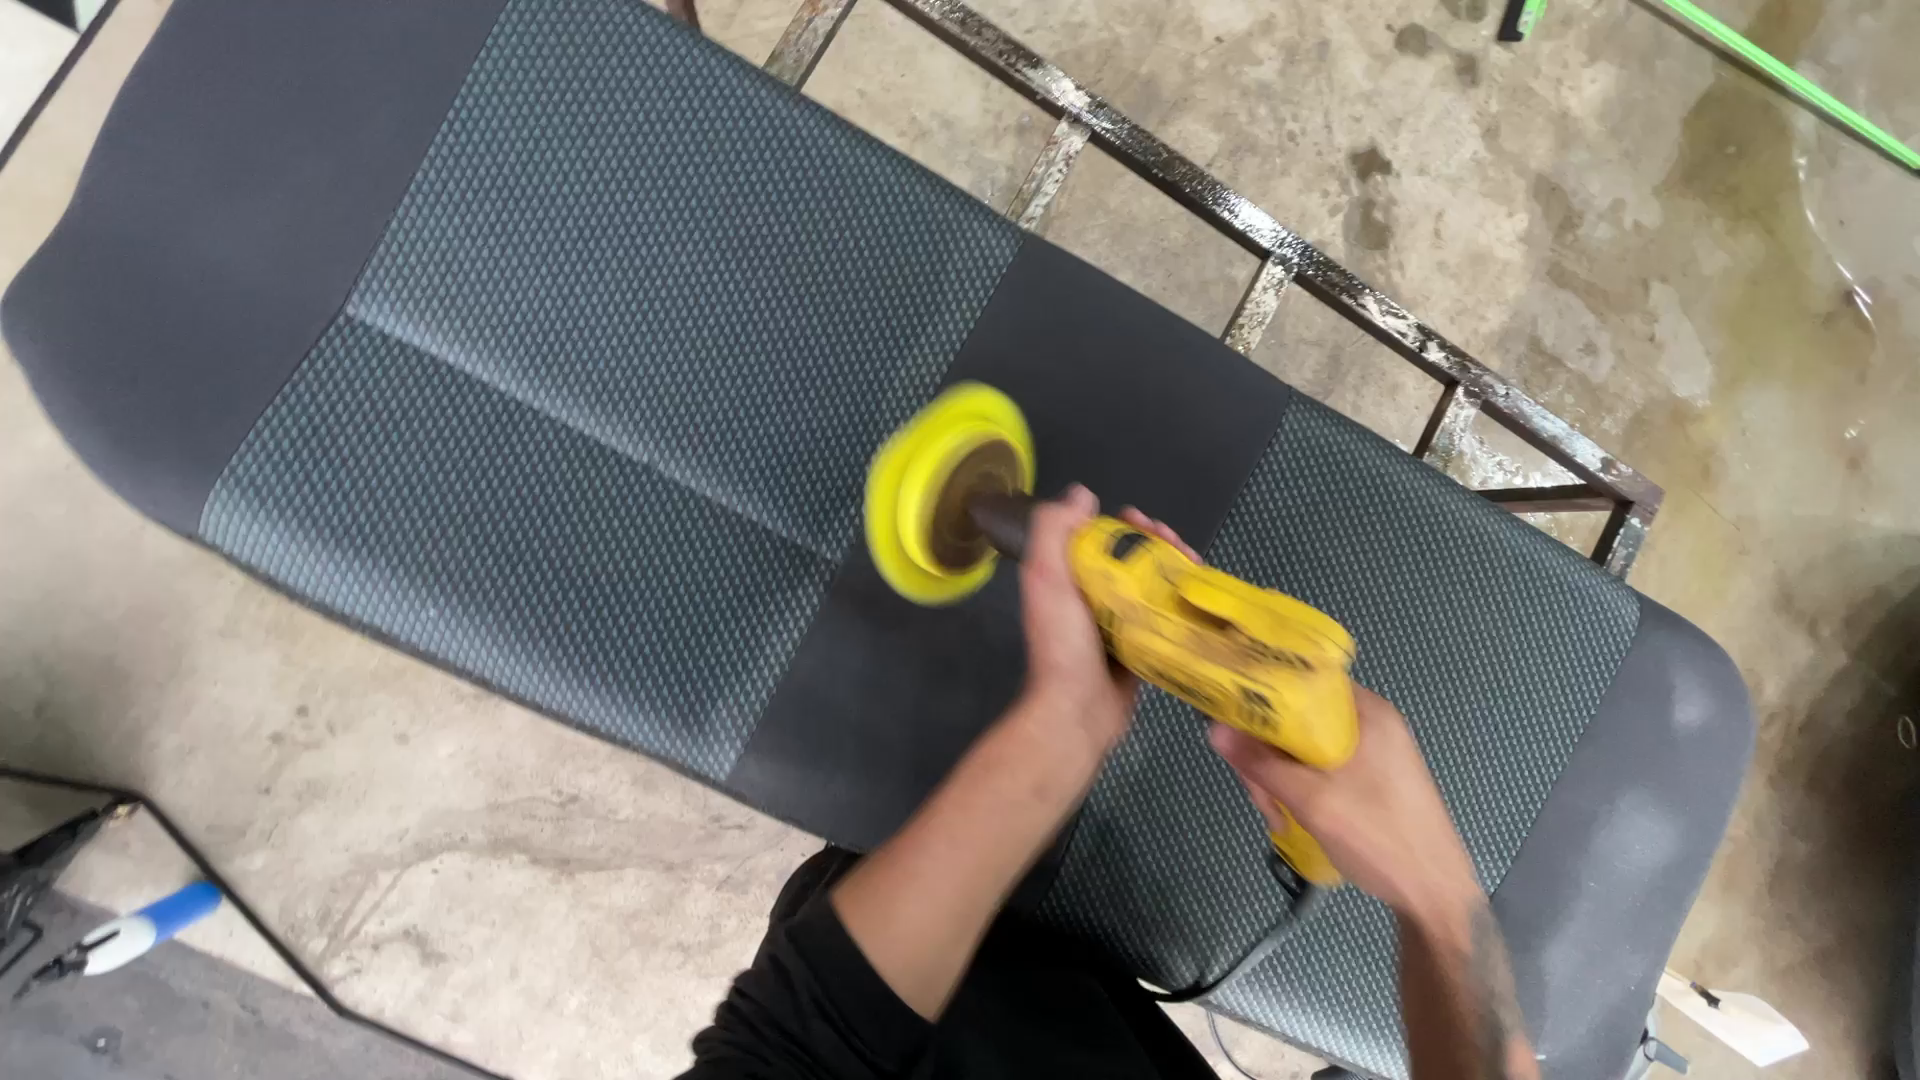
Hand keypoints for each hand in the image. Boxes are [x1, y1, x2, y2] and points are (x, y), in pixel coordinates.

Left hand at [1018, 486, 1197, 751]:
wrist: (1076, 711)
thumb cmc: (1061, 643)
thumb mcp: (1046, 578)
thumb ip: (1053, 530)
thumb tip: (1082, 493)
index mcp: (1067, 577)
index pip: (1099, 537)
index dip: (1122, 523)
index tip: (1141, 520)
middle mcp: (1092, 596)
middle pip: (1132, 558)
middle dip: (1157, 543)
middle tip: (1177, 542)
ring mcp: (1119, 622)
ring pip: (1153, 584)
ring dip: (1176, 568)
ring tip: (1195, 564)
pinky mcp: (1142, 646)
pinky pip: (1167, 616)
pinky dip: (1185, 602)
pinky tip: (1203, 597)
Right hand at [1208, 684, 1481, 920]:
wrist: (1437, 898)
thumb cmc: (1379, 838)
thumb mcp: (1311, 799)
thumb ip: (1260, 763)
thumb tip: (1212, 729)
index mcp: (1366, 711)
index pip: (1302, 681)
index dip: (1262, 698)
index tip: (1234, 724)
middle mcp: (1370, 721)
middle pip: (1297, 718)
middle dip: (1268, 754)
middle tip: (1258, 791)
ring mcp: (1373, 750)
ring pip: (1304, 746)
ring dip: (1280, 777)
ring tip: (1277, 815)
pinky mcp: (1371, 775)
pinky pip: (1320, 765)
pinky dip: (1300, 785)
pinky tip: (1293, 815)